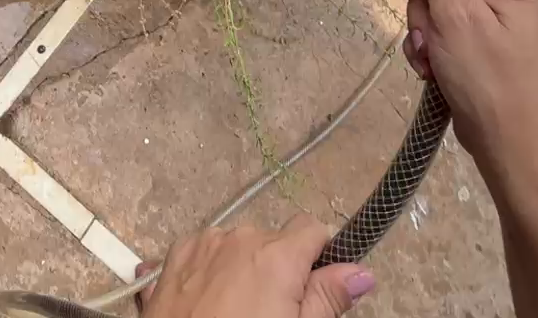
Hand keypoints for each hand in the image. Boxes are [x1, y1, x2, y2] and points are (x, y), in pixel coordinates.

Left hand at [141, 214, 376, 317]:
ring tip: (237, 314)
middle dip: (281, 271)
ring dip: (245, 271)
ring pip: (239, 246)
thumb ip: (328, 299)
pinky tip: (209, 305)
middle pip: (274, 242)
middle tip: (274, 314)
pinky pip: (208, 251)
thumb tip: (362, 270)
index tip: (318, 285)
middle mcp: (239, 235)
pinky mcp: (176, 252)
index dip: (321, 255)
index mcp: (275, 255)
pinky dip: (214, 270)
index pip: (312, 228)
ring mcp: (204, 241)